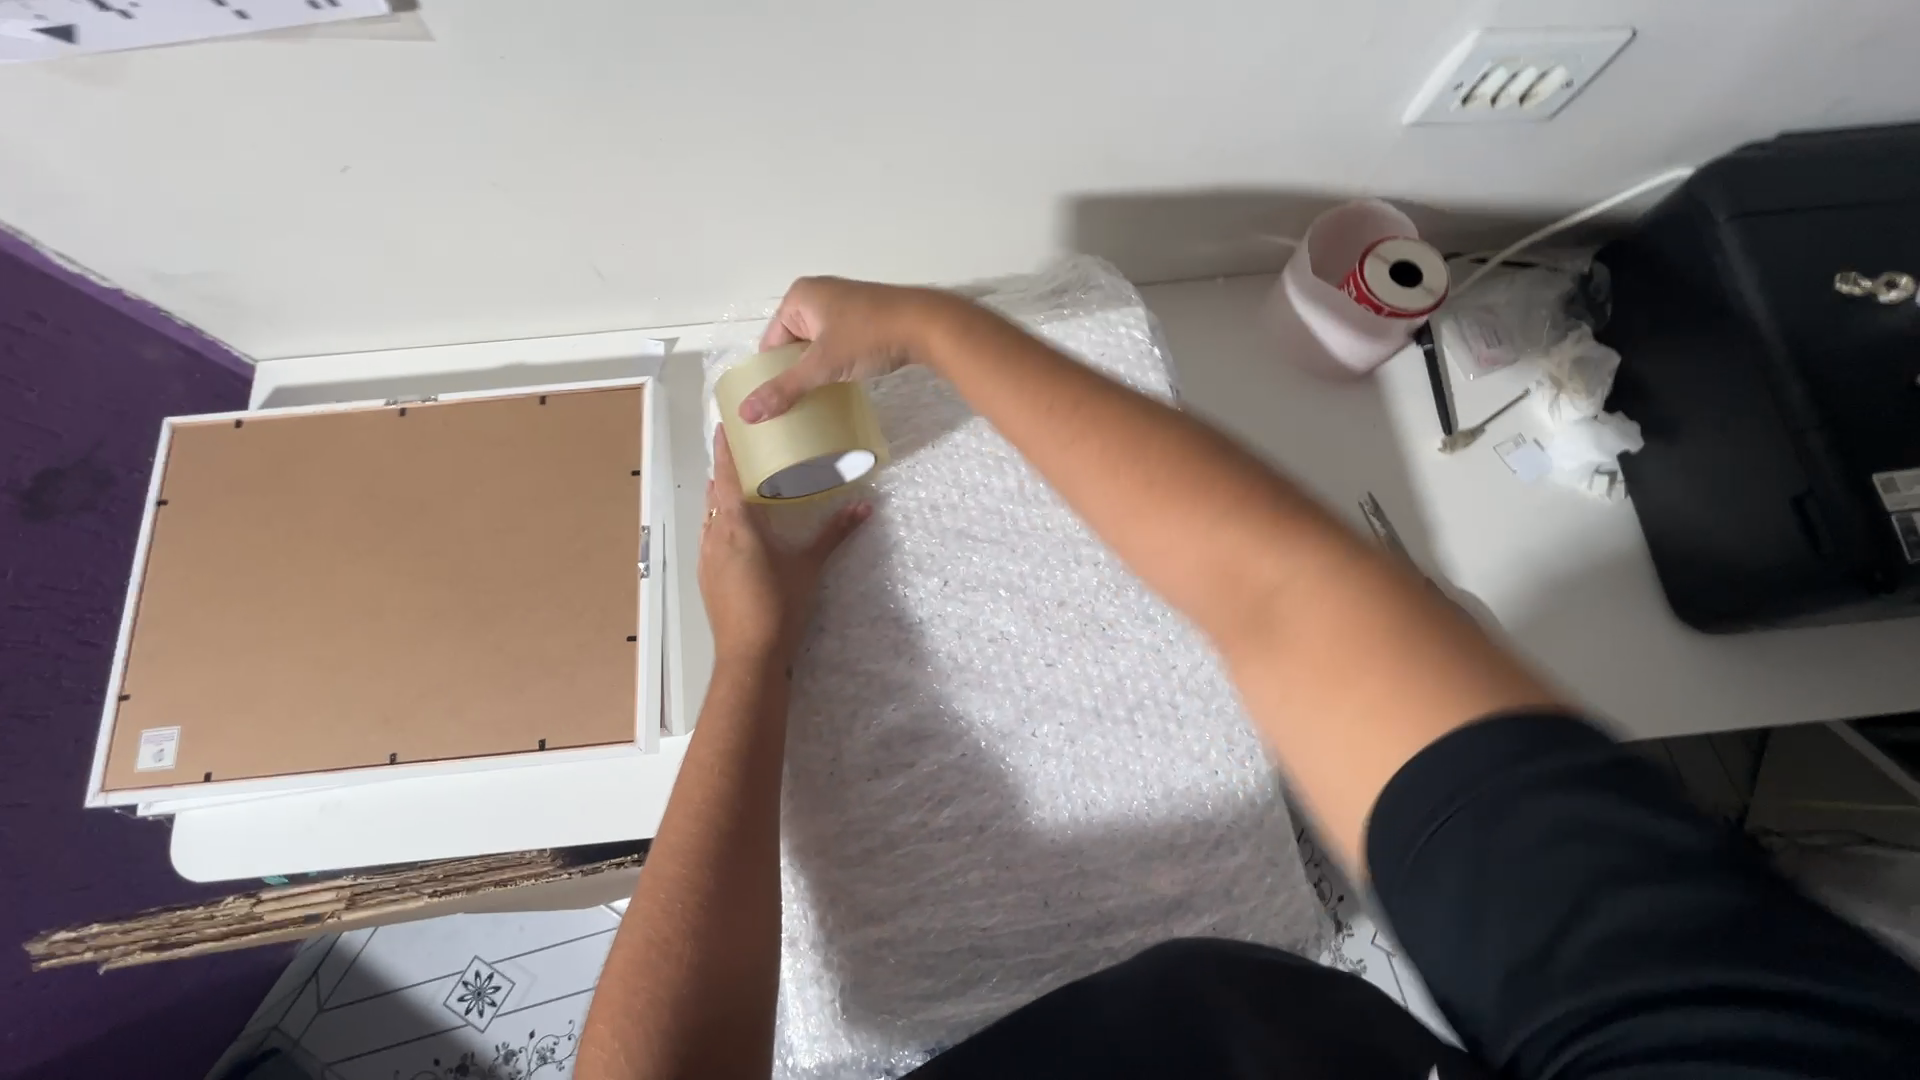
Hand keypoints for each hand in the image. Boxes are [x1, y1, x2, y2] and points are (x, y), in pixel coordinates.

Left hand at [699, 424, 871, 664]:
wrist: (749, 654)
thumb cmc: (780, 605)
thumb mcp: (809, 566)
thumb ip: (834, 533)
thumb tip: (865, 507)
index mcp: (737, 524)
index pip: (726, 475)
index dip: (724, 449)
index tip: (723, 425)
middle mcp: (714, 535)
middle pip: (713, 492)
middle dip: (725, 471)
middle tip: (743, 454)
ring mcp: (706, 557)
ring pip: (709, 515)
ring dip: (720, 498)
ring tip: (740, 487)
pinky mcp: (706, 576)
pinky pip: (709, 536)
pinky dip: (719, 522)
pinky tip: (736, 531)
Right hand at [737, 277, 968, 422]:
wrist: (925, 325)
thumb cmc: (868, 337)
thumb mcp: (823, 365)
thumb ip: (785, 389)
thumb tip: (747, 413)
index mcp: (799, 297)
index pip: (770, 342)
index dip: (769, 374)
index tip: (771, 405)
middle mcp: (817, 296)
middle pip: (792, 345)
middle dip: (792, 374)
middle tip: (790, 410)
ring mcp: (843, 307)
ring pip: (816, 347)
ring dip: (815, 372)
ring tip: (812, 403)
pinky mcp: (864, 320)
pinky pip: (837, 347)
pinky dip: (834, 366)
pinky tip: (837, 389)